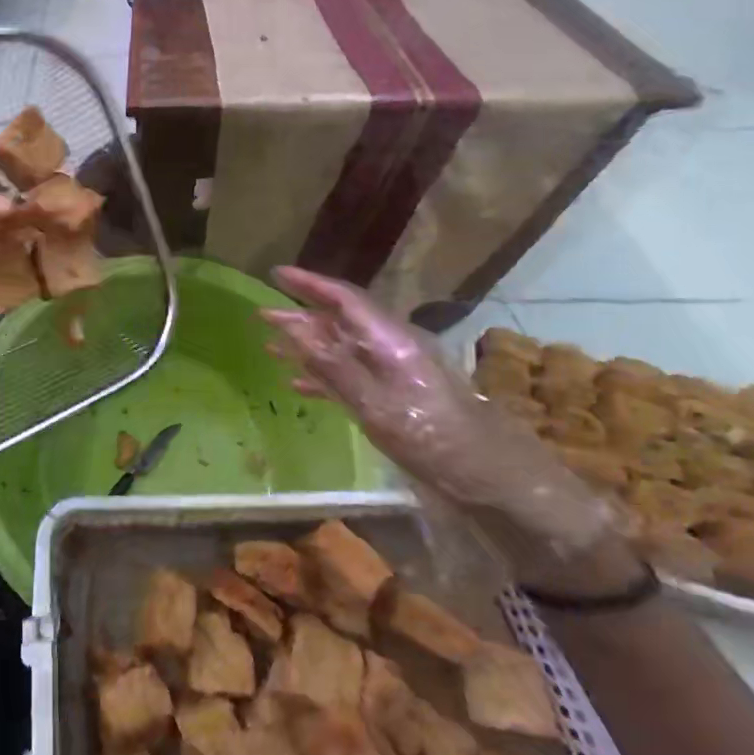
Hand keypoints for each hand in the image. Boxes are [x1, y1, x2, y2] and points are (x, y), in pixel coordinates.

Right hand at [261, 267, 636, 585]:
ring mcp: (396, 373)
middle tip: (262, 315)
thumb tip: (294, 329)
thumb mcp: (378, 407)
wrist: (492, 480)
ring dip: (308, 347)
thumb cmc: (435, 441)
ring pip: (344, 350)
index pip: (346, 300)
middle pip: (341, 323)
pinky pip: (352, 377)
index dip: (310, 285)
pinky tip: (299, 384)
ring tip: (271, 347)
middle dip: (301, 317)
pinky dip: (323, 376)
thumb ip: (334, 368)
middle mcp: (394, 349)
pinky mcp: (397, 397)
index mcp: (392, 343)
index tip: (277, 274)